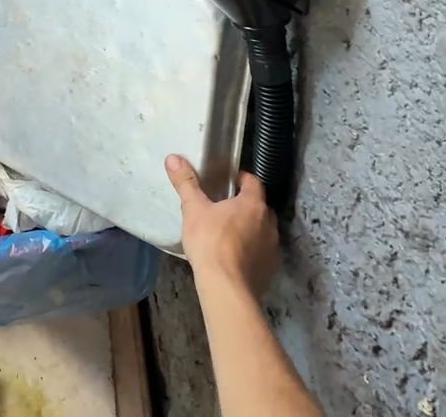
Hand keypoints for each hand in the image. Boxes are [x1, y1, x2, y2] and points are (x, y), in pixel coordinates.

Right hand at [166, 155, 278, 291]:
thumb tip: (173, 157)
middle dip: (245, 204)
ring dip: (250, 228)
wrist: (226, 288)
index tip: (226, 180)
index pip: (253, 182)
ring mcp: (272, 249)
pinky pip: (262, 253)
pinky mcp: (270, 270)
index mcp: (253, 204)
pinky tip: (234, 256)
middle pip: (260, 206)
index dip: (241, 178)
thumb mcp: (193, 209)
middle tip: (224, 206)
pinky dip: (251, 250)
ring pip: (262, 231)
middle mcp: (269, 224)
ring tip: (228, 232)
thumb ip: (186, 183)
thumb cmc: (210, 241)